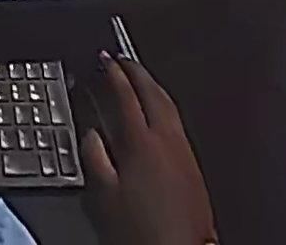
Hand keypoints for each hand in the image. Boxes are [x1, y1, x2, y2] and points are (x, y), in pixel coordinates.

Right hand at [81, 52, 215, 244]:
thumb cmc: (143, 231)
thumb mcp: (105, 194)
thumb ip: (94, 155)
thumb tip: (91, 133)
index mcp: (140, 142)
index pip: (125, 94)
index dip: (114, 73)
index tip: (105, 59)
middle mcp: (165, 140)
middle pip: (152, 92)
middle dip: (136, 70)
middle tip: (122, 58)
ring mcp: (184, 152)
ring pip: (169, 105)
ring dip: (152, 84)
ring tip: (139, 75)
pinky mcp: (194, 166)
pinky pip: (177, 121)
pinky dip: (164, 103)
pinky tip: (157, 109)